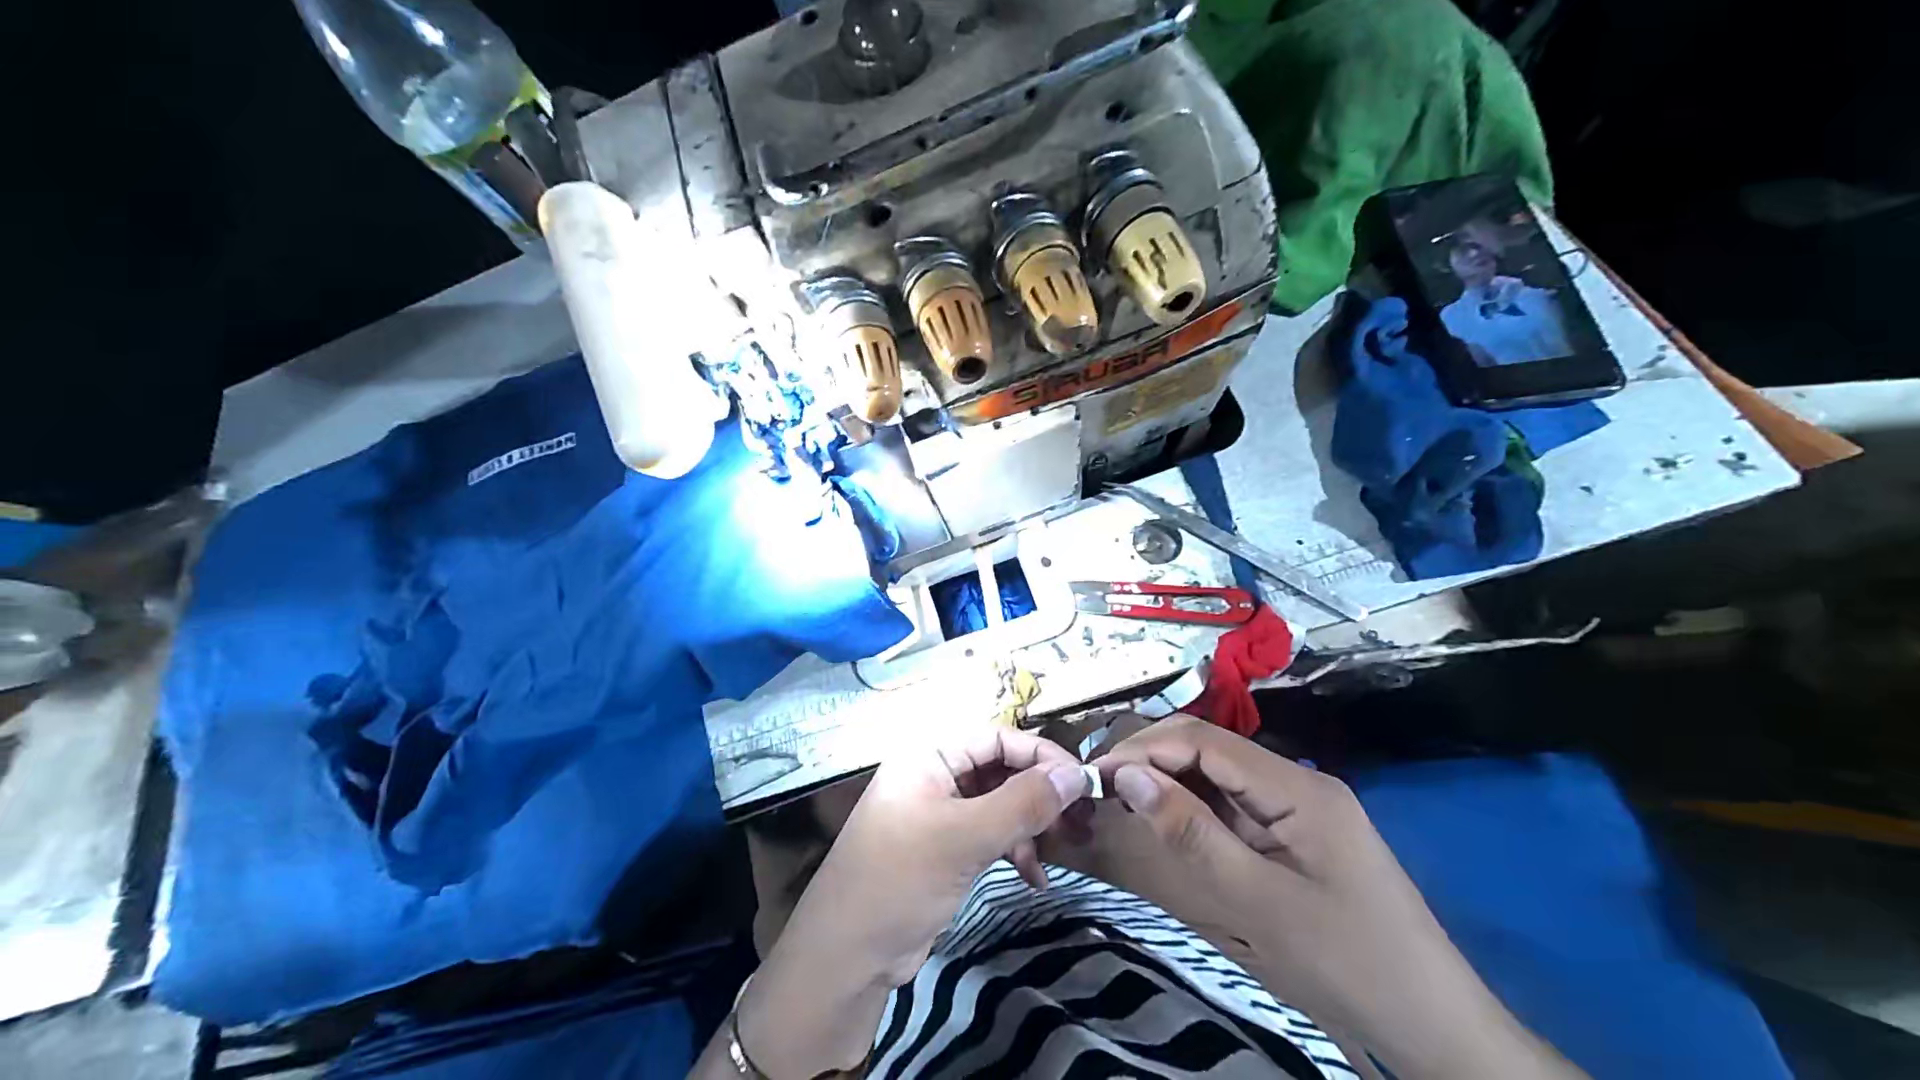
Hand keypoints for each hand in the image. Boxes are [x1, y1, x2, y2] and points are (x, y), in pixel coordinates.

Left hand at [734, 726, 1089, 1074]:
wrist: (848, 956)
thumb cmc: (901, 878)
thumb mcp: (965, 837)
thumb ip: (1023, 802)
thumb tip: (1077, 774)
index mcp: (929, 754)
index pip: (997, 736)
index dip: (1041, 756)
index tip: (1082, 783)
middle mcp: (935, 775)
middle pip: (1002, 769)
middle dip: (1041, 794)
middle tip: (1081, 822)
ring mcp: (940, 813)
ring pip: (1001, 804)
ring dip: (1033, 825)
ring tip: (1066, 850)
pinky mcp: (945, 848)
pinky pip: (991, 835)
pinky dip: (1016, 851)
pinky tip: (1035, 878)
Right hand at [1081, 715, 1580, 1079]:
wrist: (1432, 1025)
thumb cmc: (1348, 963)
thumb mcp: (1260, 904)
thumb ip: (1191, 834)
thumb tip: (1127, 776)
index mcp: (1299, 788)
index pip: (1206, 741)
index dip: (1145, 749)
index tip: (1094, 775)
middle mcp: (1297, 783)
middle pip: (1210, 748)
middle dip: (1150, 758)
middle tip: (1097, 788)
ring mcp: (1296, 807)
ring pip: (1216, 774)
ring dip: (1165, 780)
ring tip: (1115, 800)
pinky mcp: (1292, 833)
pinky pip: (1229, 804)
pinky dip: (1188, 807)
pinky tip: (1160, 819)